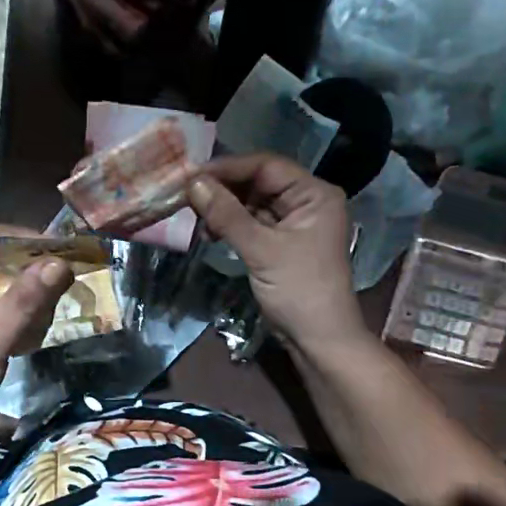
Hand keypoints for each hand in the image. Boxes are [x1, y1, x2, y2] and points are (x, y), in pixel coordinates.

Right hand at [186, 154, 366, 346]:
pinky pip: (251, 224)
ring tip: (195, 214)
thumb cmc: (299, 290)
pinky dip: (230, 225)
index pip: (266, 166)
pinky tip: (209, 231)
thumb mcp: (261, 249)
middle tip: (187, 193)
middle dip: (223, 188)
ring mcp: (293, 224)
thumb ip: (227, 214)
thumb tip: (192, 183)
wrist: (318, 339)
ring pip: (252, 203)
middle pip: (258, 182)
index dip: (228, 167)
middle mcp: (306, 202)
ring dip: (224, 207)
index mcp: (314, 194)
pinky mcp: (280, 244)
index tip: (192, 174)